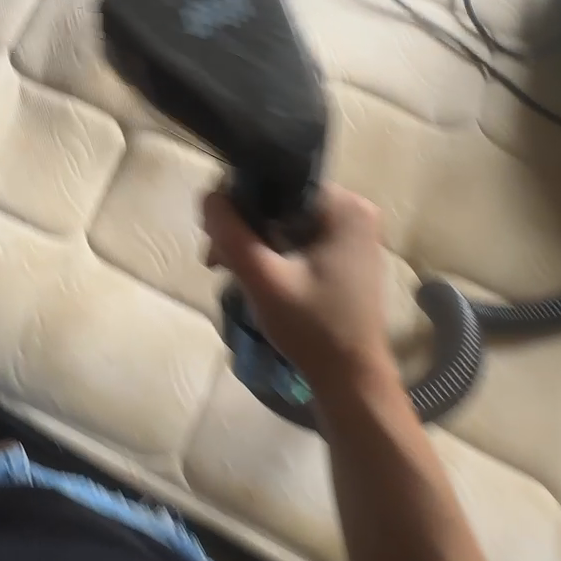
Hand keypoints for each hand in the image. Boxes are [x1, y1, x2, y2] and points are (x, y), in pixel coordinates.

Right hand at [204, 184, 396, 400]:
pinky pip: (293, 234)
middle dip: (240, 226)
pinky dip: (268, 250)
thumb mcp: (262, 278)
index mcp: (344, 206)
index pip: (272, 181)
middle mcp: (353, 210)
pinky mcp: (343, 252)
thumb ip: (230, 232)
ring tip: (229, 270)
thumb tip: (207, 195)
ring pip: (279, 217)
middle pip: (275, 199)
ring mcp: (351, 232)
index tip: (216, 238)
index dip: (235, 202)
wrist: (350, 379)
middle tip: (218, 261)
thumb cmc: (312, 327)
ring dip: (249, 240)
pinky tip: (252, 274)